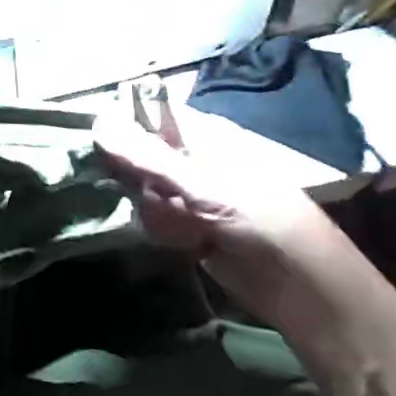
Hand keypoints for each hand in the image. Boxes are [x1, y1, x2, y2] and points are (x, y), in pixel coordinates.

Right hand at [95, 112, 334, 315]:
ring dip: (155, 210)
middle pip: (143, 155)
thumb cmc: (256, 216)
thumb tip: (100, 122)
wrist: (297, 281)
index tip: (98, 139)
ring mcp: (191, 193)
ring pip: (146, 190)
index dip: (125, 123)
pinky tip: (182, 242)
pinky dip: (164, 230)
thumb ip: (149, 156)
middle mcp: (194, 159)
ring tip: (181, 226)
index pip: (152, 114)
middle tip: (156, 195)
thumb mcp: (201, 182)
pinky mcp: (189, 225)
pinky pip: (158, 219)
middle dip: (140, 178)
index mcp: (204, 134)